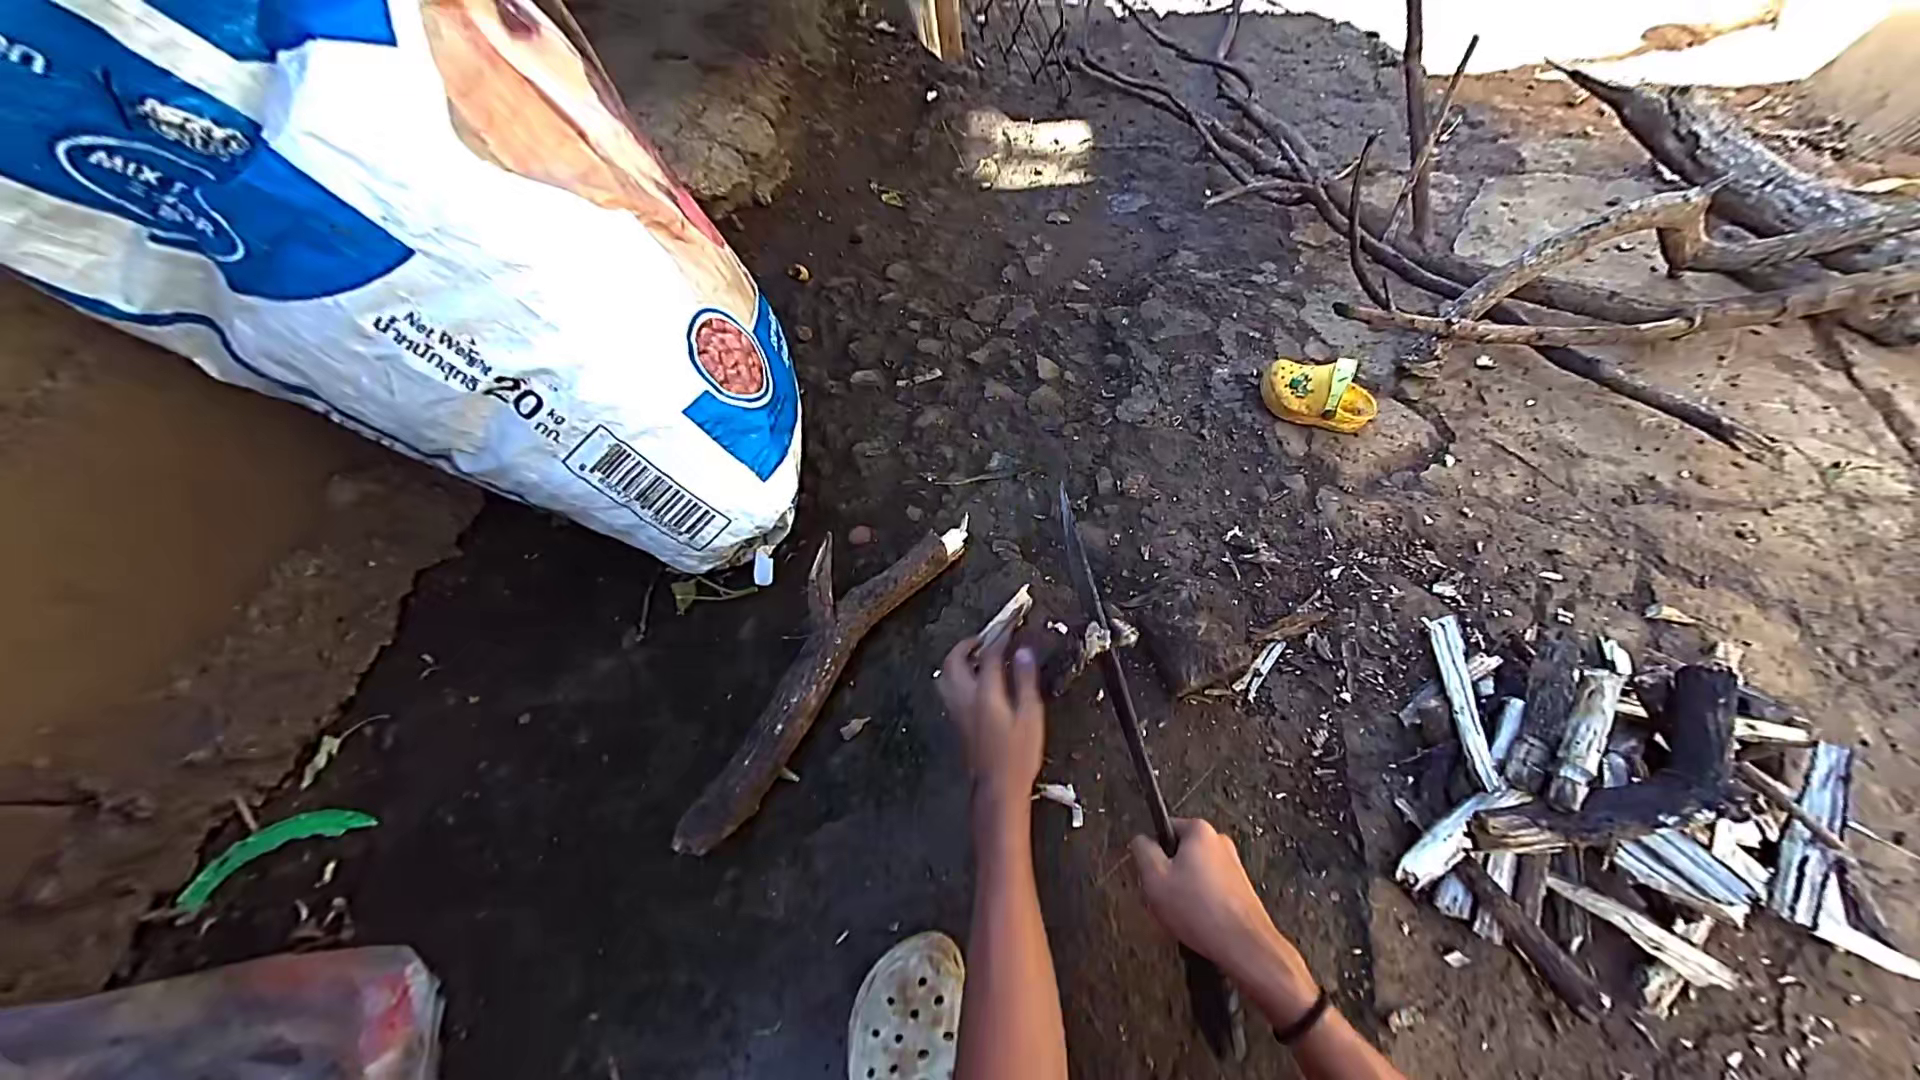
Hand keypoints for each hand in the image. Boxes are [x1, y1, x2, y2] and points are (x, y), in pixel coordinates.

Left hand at [939, 637, 1044, 807]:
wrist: (996, 789)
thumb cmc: (1017, 755)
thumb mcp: (1030, 716)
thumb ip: (1025, 681)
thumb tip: (1023, 652)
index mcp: (984, 693)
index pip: (989, 654)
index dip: (1001, 635)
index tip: (1011, 624)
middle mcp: (964, 697)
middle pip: (954, 660)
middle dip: (968, 644)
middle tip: (987, 639)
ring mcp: (956, 710)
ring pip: (946, 674)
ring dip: (958, 659)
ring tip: (978, 657)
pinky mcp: (956, 721)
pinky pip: (949, 688)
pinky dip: (958, 675)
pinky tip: (976, 682)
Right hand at [1130, 819, 1316, 1006]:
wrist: (1245, 948)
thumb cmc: (1203, 913)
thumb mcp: (1153, 875)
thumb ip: (1141, 849)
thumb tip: (1140, 842)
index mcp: (1199, 831)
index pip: (1162, 830)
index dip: (1152, 854)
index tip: (1153, 873)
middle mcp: (1219, 843)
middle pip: (1178, 854)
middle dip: (1168, 876)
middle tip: (1165, 897)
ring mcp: (1232, 868)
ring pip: (1193, 875)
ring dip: (1183, 894)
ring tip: (1183, 915)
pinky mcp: (1239, 891)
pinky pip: (1209, 893)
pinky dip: (1201, 906)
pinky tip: (1198, 923)